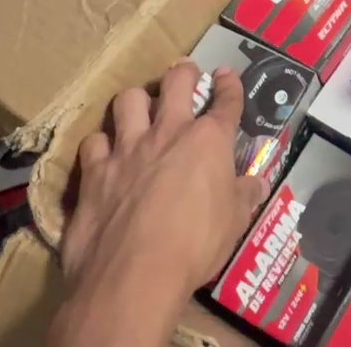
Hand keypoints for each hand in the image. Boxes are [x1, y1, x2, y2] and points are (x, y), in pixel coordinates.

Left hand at [52, 61, 267, 346]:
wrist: (132, 278)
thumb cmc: (195, 246)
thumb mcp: (234, 223)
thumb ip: (244, 196)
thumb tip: (258, 184)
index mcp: (209, 140)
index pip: (226, 100)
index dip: (229, 84)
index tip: (226, 76)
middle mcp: (168, 133)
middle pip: (176, 82)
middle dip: (183, 72)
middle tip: (185, 76)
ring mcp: (126, 150)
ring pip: (127, 100)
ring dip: (136, 102)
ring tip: (139, 111)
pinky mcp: (92, 175)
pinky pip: (93, 143)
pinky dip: (101, 146)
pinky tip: (104, 156)